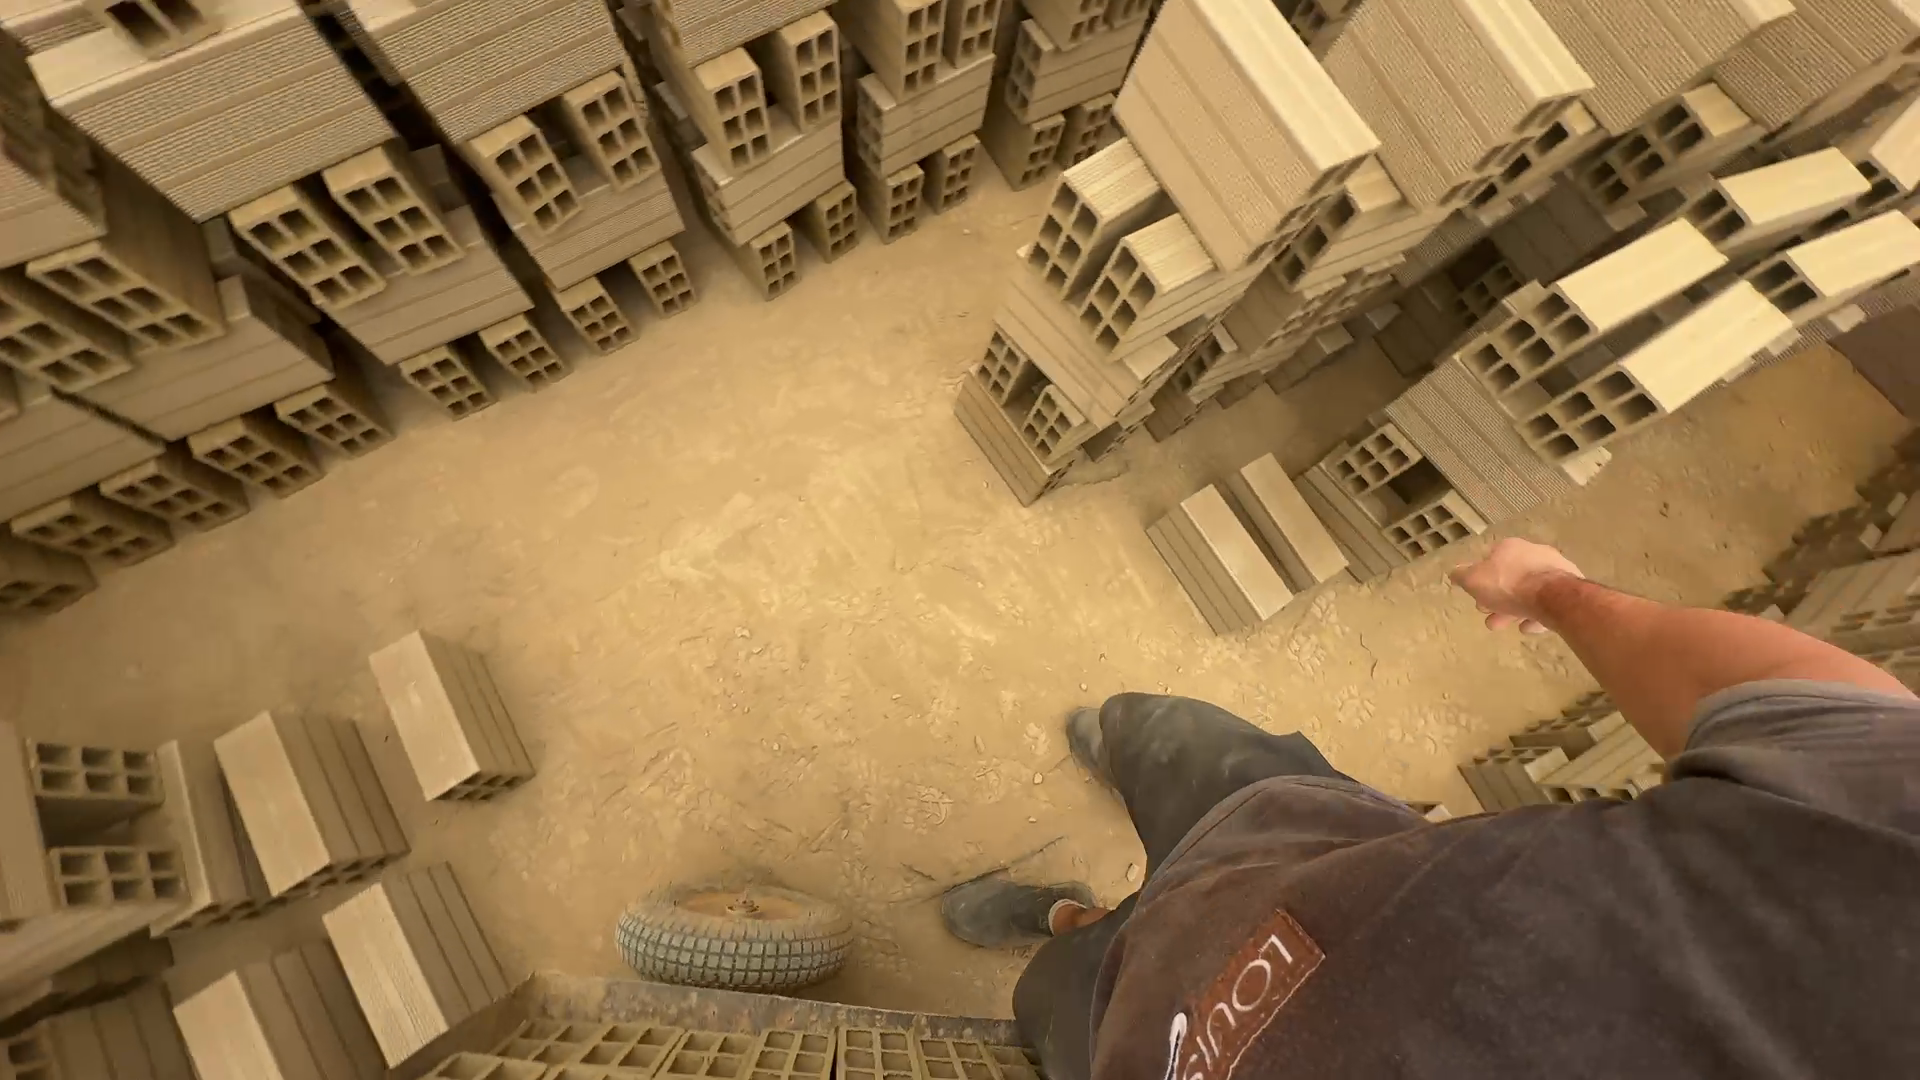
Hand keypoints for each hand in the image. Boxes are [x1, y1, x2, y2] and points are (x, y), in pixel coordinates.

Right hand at [1450, 538, 1584, 634]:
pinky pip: (1548, 602)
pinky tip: (1530, 627)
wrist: (1556, 598)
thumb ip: (1461, 575)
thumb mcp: (1472, 580)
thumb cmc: (1509, 584)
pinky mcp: (1572, 588)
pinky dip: (1537, 614)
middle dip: (1497, 598)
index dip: (1480, 579)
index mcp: (1510, 547)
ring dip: (1515, 609)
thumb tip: (1455, 572)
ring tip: (1508, 626)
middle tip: (1489, 614)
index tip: (1476, 595)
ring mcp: (1557, 570)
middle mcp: (1535, 554)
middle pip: (1510, 578)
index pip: (1489, 559)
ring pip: (1529, 592)